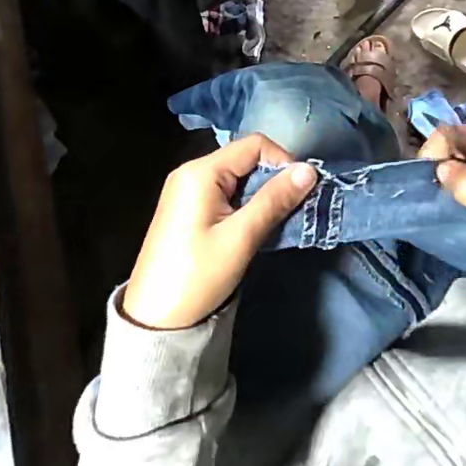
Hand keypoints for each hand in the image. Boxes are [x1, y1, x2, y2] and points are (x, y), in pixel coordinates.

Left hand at [122, 134, 316, 329]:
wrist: (155, 320)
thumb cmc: (198, 275)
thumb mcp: (241, 237)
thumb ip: (275, 199)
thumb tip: (310, 170)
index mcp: (200, 172)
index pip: (254, 145)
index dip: (283, 162)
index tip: (301, 192)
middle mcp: (191, 172)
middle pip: (246, 158)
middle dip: (274, 179)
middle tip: (294, 209)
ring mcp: (188, 190)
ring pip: (239, 177)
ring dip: (263, 194)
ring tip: (278, 221)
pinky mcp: (189, 209)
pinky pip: (227, 193)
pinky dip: (247, 204)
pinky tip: (257, 227)